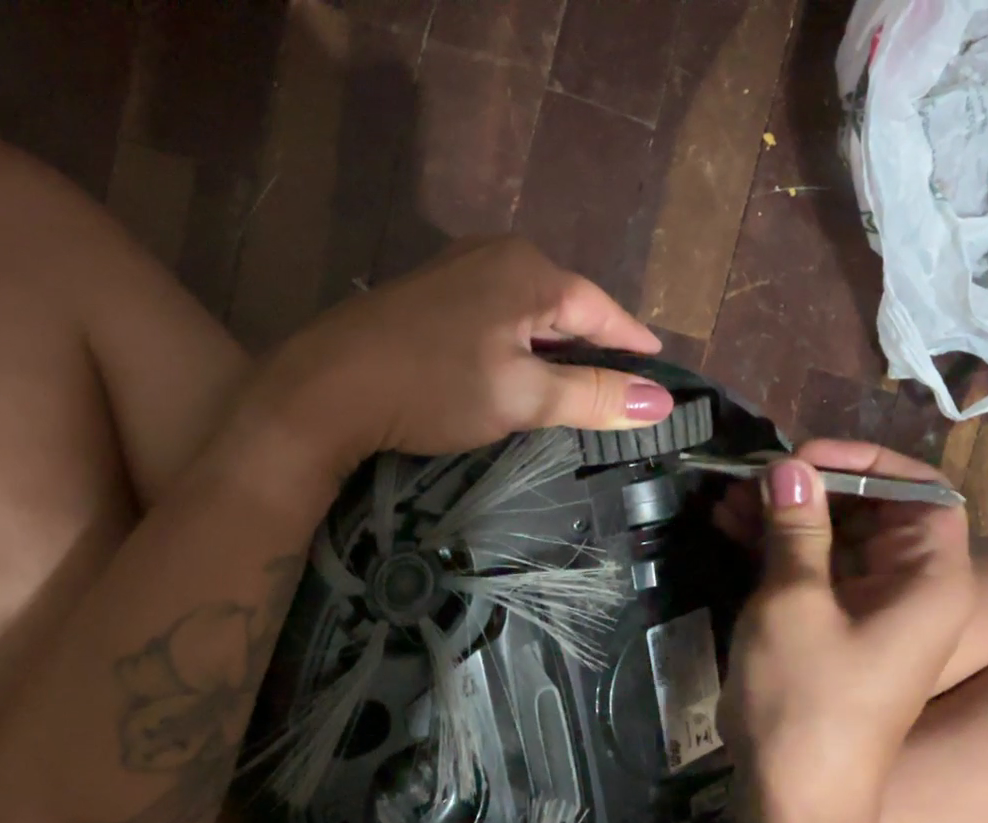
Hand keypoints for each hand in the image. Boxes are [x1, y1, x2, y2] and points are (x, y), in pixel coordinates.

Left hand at [259, 238, 673, 470]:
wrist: (326, 387)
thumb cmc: (432, 387)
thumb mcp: (521, 396)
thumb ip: (592, 396)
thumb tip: (662, 402)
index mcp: (528, 270)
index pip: (600, 308)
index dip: (630, 342)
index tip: (658, 366)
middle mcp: (493, 255)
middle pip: (561, 305)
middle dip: (589, 344)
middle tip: (615, 383)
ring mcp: (453, 271)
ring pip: (523, 311)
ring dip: (547, 345)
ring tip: (568, 382)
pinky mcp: (423, 295)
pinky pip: (489, 316)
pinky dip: (511, 343)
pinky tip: (508, 369)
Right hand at [718, 440, 974, 822]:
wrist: (797, 795)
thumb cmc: (806, 698)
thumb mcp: (793, 603)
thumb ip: (795, 529)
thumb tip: (788, 467)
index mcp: (931, 578)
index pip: (919, 491)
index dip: (864, 462)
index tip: (801, 459)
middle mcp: (912, 588)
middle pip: (872, 511)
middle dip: (809, 487)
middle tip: (748, 480)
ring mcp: (873, 611)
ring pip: (836, 539)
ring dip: (785, 515)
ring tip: (726, 500)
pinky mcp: (837, 629)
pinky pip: (815, 570)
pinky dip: (778, 548)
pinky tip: (730, 529)